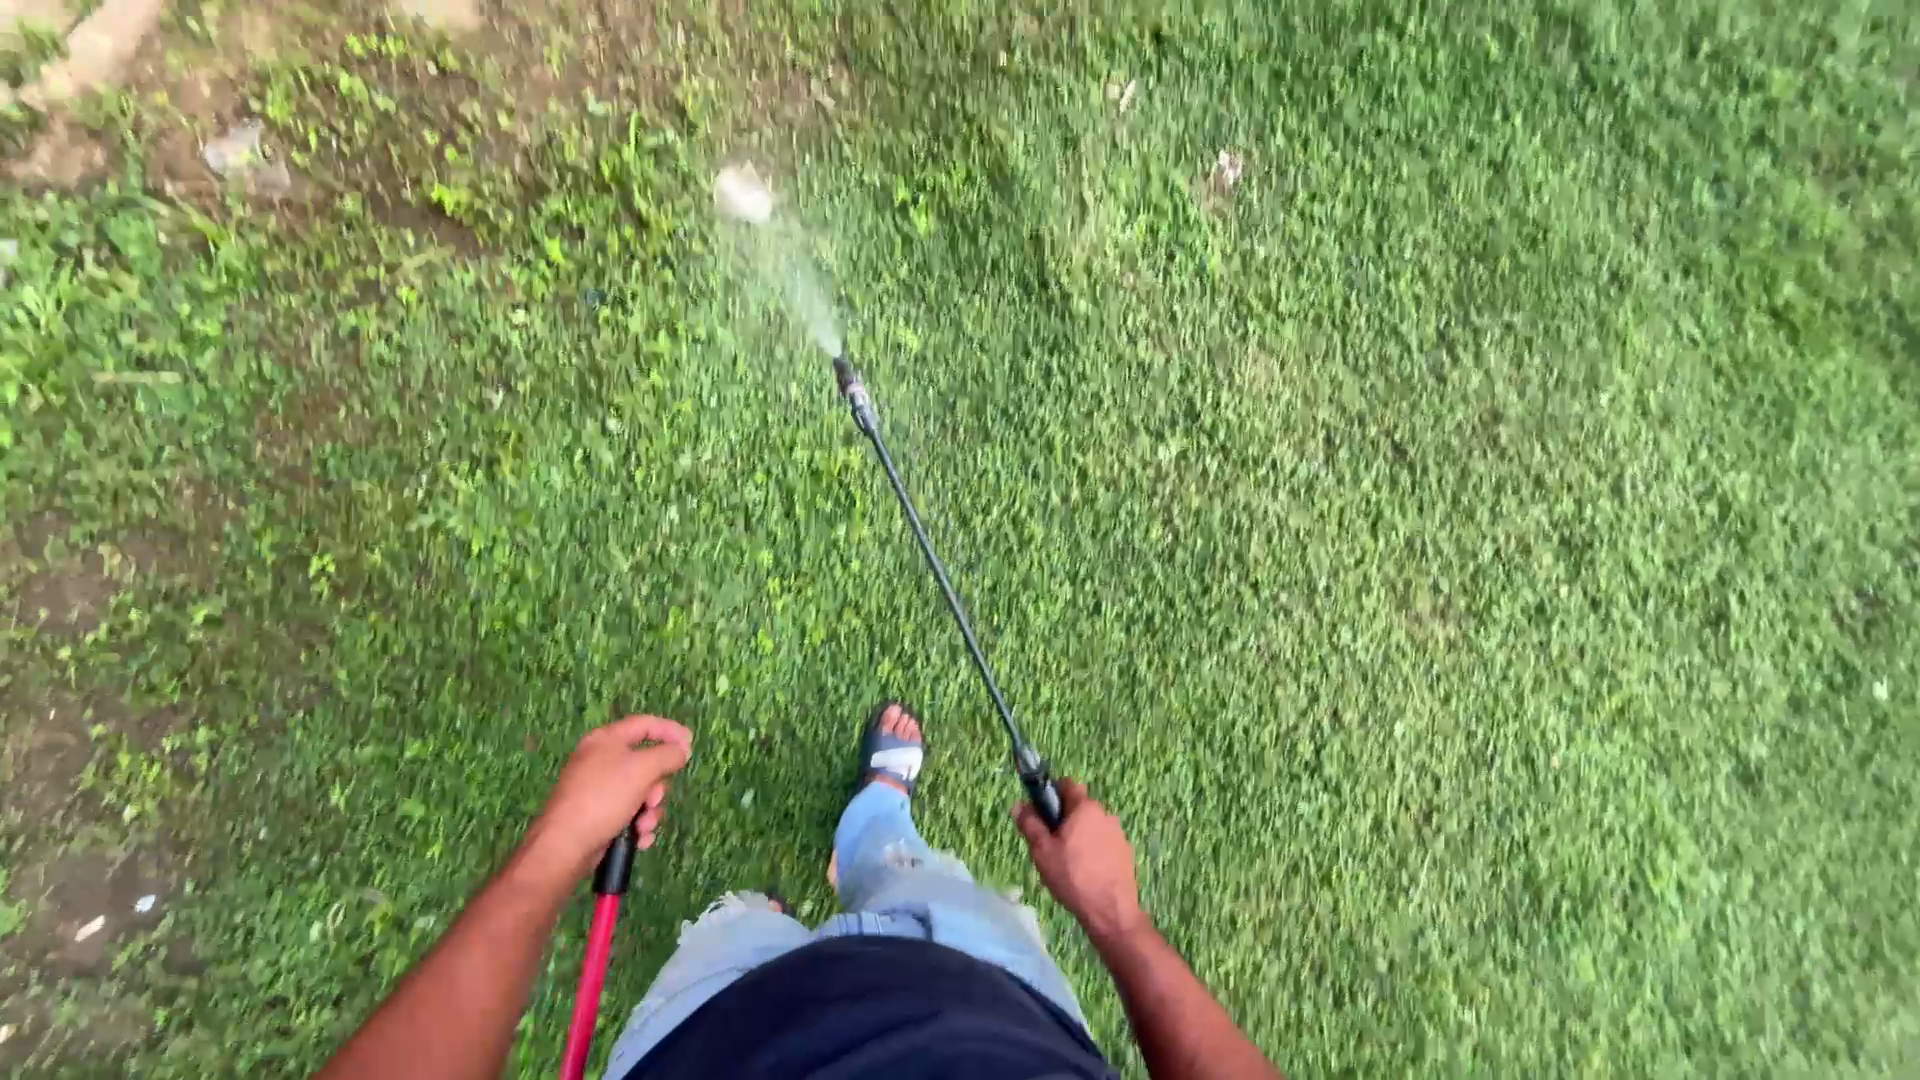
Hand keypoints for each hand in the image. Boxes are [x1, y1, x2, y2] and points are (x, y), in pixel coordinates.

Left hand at [523, 715, 693, 879]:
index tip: (690, 745)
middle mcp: (601, 759)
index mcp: (607, 739)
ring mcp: (598, 787)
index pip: (646, 724)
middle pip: (646, 761)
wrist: (564, 846)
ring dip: (650, 809)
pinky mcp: (597, 812)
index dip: (671, 730)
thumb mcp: (643, 769)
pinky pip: (629, 810)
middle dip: (658, 785)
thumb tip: (681, 751)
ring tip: (643, 825)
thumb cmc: (604, 798)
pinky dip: (638, 823)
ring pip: (641, 790)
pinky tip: (638, 837)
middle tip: (655, 799)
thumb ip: (668, 754)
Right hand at [1013, 778, 1148, 943]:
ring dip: (1079, 835)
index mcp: (1085, 807)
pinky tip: (1085, 872)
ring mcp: (1118, 834)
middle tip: (1050, 842)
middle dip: (1064, 818)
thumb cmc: (1072, 876)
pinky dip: (1093, 850)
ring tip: (1067, 861)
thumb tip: (1019, 805)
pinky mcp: (1125, 853)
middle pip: (1080, 806)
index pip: (1067, 784)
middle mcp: (1105, 814)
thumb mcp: (1042, 851)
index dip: (1052, 793)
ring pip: (1092, 825)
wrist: (1111, 911)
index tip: (1042, 812)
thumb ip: (1030, 824)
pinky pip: (1103, 842)